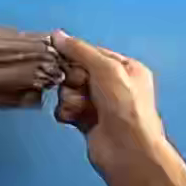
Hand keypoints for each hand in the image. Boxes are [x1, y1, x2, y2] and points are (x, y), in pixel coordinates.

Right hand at [54, 31, 168, 175]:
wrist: (128, 151)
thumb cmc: (125, 105)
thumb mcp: (105, 68)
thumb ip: (79, 50)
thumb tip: (57, 34)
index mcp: (125, 69)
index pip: (91, 52)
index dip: (76, 54)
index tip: (62, 55)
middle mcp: (113, 85)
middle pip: (76, 70)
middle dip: (73, 78)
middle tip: (80, 85)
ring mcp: (99, 104)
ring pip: (68, 89)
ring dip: (70, 97)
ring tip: (81, 107)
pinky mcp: (86, 121)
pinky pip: (66, 108)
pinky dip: (67, 111)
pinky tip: (75, 118)